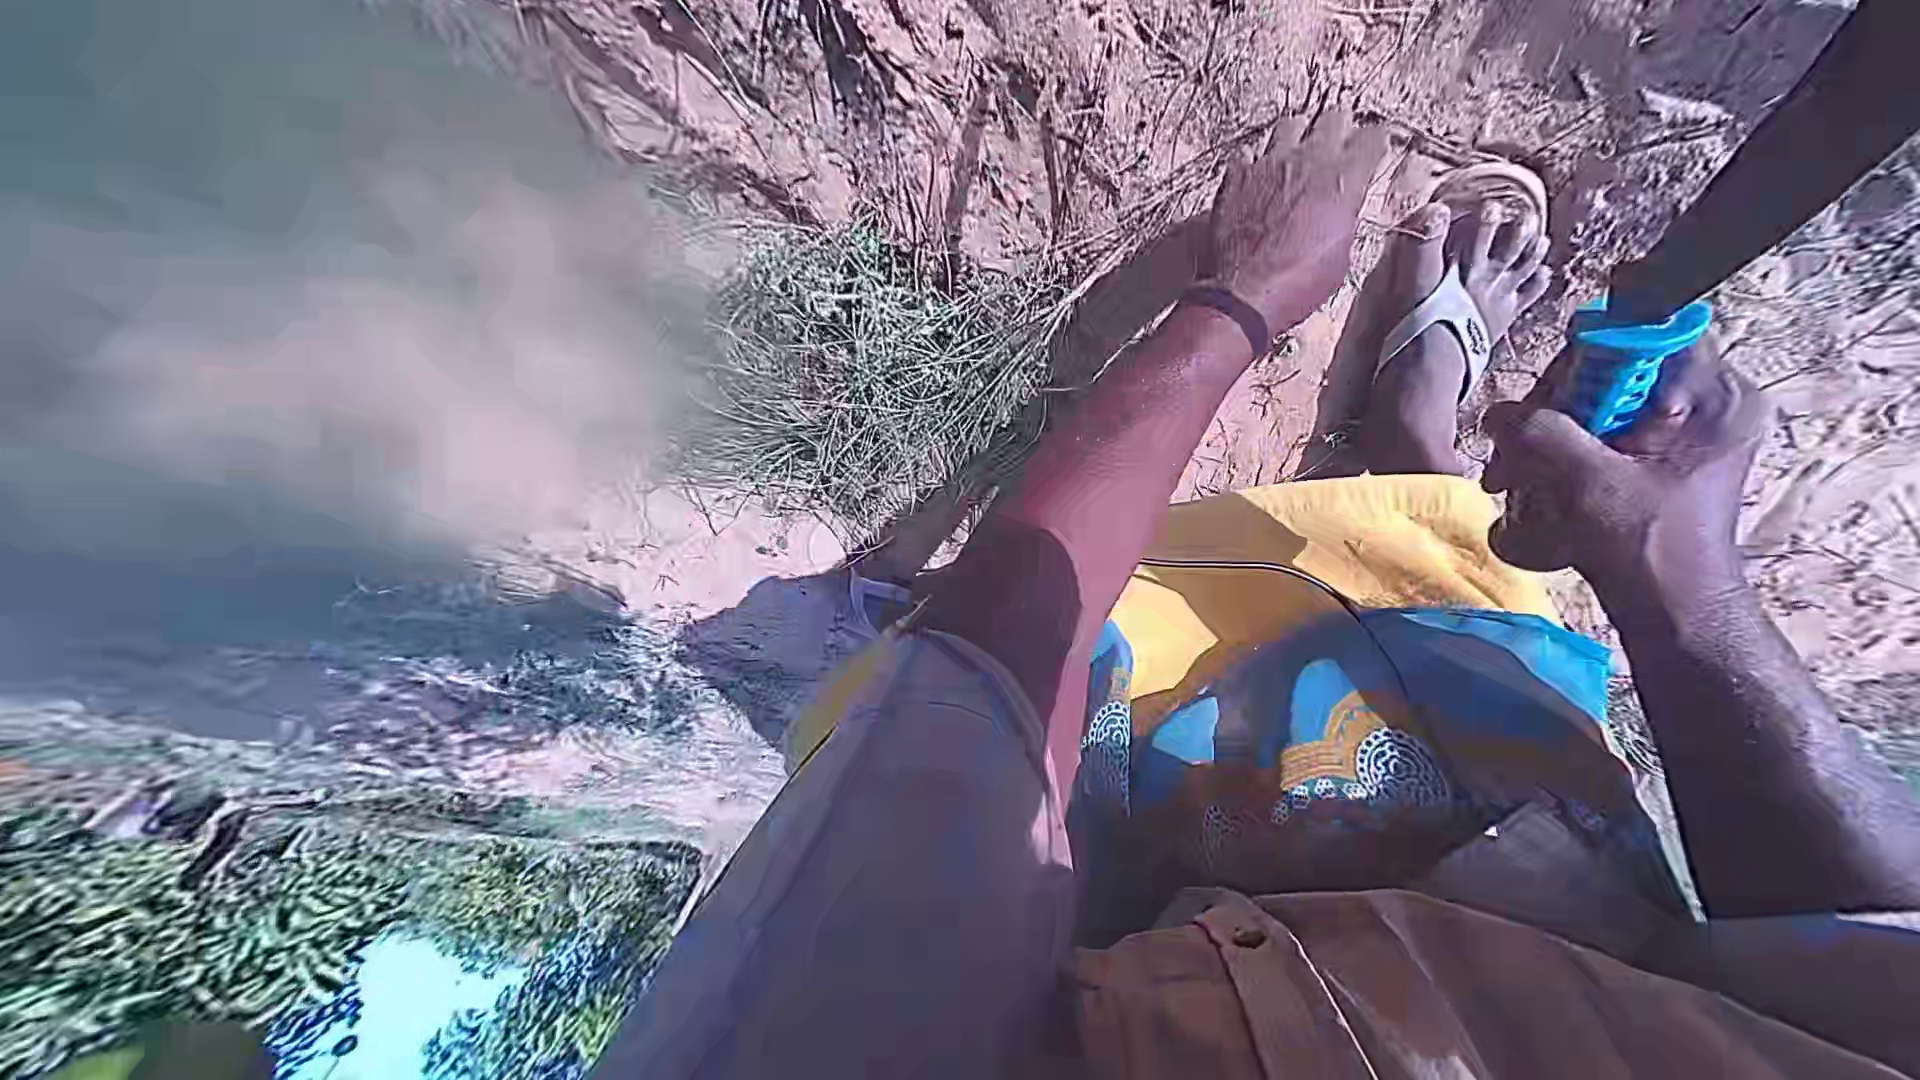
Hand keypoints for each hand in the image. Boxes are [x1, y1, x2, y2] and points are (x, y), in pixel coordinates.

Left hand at [1202, 103, 1388, 332]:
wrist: (1246, 294)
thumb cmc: (1297, 283)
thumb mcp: (1340, 255)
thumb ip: (1343, 219)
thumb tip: (1337, 216)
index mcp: (1346, 177)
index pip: (1373, 136)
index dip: (1370, 145)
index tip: (1365, 154)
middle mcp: (1310, 160)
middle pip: (1332, 117)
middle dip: (1333, 129)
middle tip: (1327, 149)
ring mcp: (1269, 165)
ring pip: (1289, 125)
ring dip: (1292, 137)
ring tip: (1289, 156)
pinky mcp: (1235, 179)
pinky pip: (1245, 154)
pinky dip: (1250, 164)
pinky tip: (1251, 179)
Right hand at [1480, 333, 1772, 601]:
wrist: (1667, 599)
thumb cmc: (1639, 542)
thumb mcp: (1584, 482)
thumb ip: (1540, 434)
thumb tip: (1496, 412)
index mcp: (1711, 399)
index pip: (1644, 336)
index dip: (1584, 361)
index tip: (1546, 402)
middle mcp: (1705, 402)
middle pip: (1608, 372)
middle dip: (1550, 410)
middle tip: (1514, 453)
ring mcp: (1682, 427)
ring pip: (1593, 404)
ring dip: (1543, 437)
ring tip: (1516, 478)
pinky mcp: (1658, 451)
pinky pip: (1596, 429)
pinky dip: (1558, 451)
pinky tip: (1538, 481)